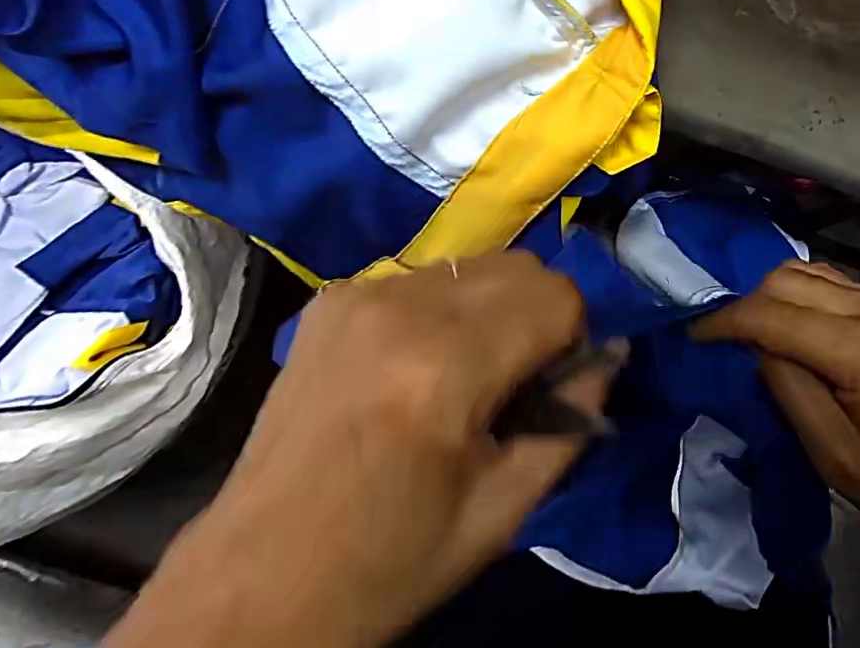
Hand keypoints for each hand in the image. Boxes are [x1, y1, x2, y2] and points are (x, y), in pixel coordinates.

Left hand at [106, 252, 620, 647]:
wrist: (248, 595)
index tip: (547, 386)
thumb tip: (611, 351)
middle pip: (525, 268)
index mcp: (447, 366)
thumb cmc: (389, 559)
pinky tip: (419, 358)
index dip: (571, 340)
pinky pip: (432, 275)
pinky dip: (450, 305)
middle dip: (541, 314)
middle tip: (514, 377)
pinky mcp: (333, 301)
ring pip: (483, 265)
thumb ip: (577, 416)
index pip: (560, 297)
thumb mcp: (508, 505)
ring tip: (465, 368)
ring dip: (498, 306)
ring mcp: (360, 297)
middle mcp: (403, 310)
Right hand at [693, 263, 859, 645]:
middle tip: (718, 339)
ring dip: (774, 295)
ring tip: (747, 332)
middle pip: (790, 278)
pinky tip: (792, 327)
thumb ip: (791, 391)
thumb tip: (757, 346)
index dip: (724, 320)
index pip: (772, 313)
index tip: (689, 336)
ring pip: (813, 274)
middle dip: (746, 301)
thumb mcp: (838, 459)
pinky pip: (837, 287)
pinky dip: (804, 298)